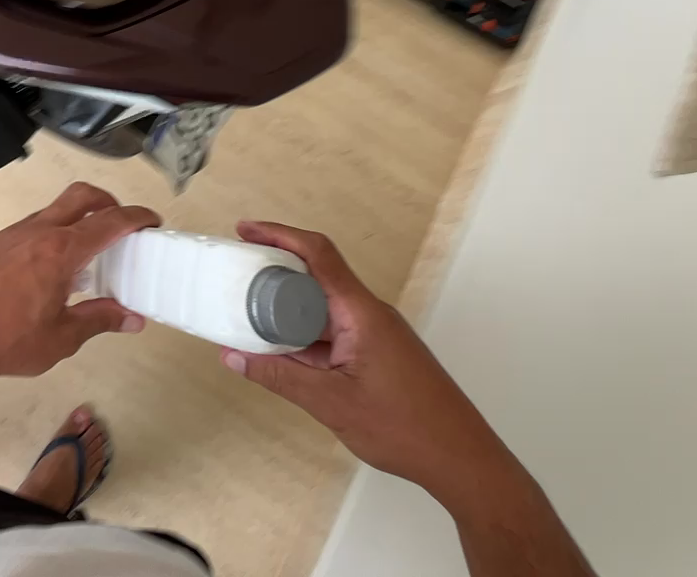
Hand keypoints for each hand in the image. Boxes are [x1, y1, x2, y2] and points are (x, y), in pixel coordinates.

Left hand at [0, 183, 158, 397]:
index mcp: (61, 251)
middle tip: (122, 225)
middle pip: (81, 195)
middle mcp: (38, 232)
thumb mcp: (64, 337)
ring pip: (54, 210)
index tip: (152, 220)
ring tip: (88, 255)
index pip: (109, 222)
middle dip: (108, 201)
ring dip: (77, 219)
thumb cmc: (9, 340)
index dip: (136, 217)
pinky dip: (52, 234)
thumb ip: (100, 319)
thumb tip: (133, 319)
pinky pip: (33, 226)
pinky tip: (52, 269)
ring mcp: (13, 234)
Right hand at [220, 221, 522, 503]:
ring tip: (247, 310)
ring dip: (286, 305)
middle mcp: (368, 313)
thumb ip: (279, 377)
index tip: (243, 231)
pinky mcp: (378, 352)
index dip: (279, 234)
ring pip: (322, 305)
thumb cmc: (404, 429)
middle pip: (317, 274)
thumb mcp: (331, 404)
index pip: (318, 254)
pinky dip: (303, 330)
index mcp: (360, 312)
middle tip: (236, 272)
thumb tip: (230, 356)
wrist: (466, 464)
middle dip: (274, 269)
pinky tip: (280, 348)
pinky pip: (332, 328)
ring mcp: (375, 333)